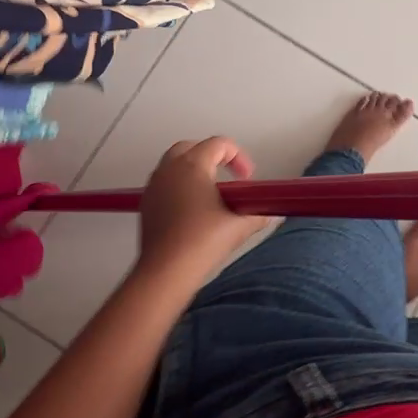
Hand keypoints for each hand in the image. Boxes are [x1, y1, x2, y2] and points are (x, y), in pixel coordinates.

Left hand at [137, 137, 269, 279]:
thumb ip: (259, 213)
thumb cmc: (203, 242)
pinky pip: (164, 182)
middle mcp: (170, 168)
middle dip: (212, 156)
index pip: (219, 144)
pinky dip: (178, 185)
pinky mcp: (145, 204)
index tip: (248, 178)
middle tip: (228, 176)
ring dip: (193, 169)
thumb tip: (271, 212)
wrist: (165, 273)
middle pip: (192, 147)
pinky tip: (191, 209)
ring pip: (174, 163)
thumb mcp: (239, 226)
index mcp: (193, 165)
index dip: (238, 156)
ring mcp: (154, 185)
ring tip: (210, 192)